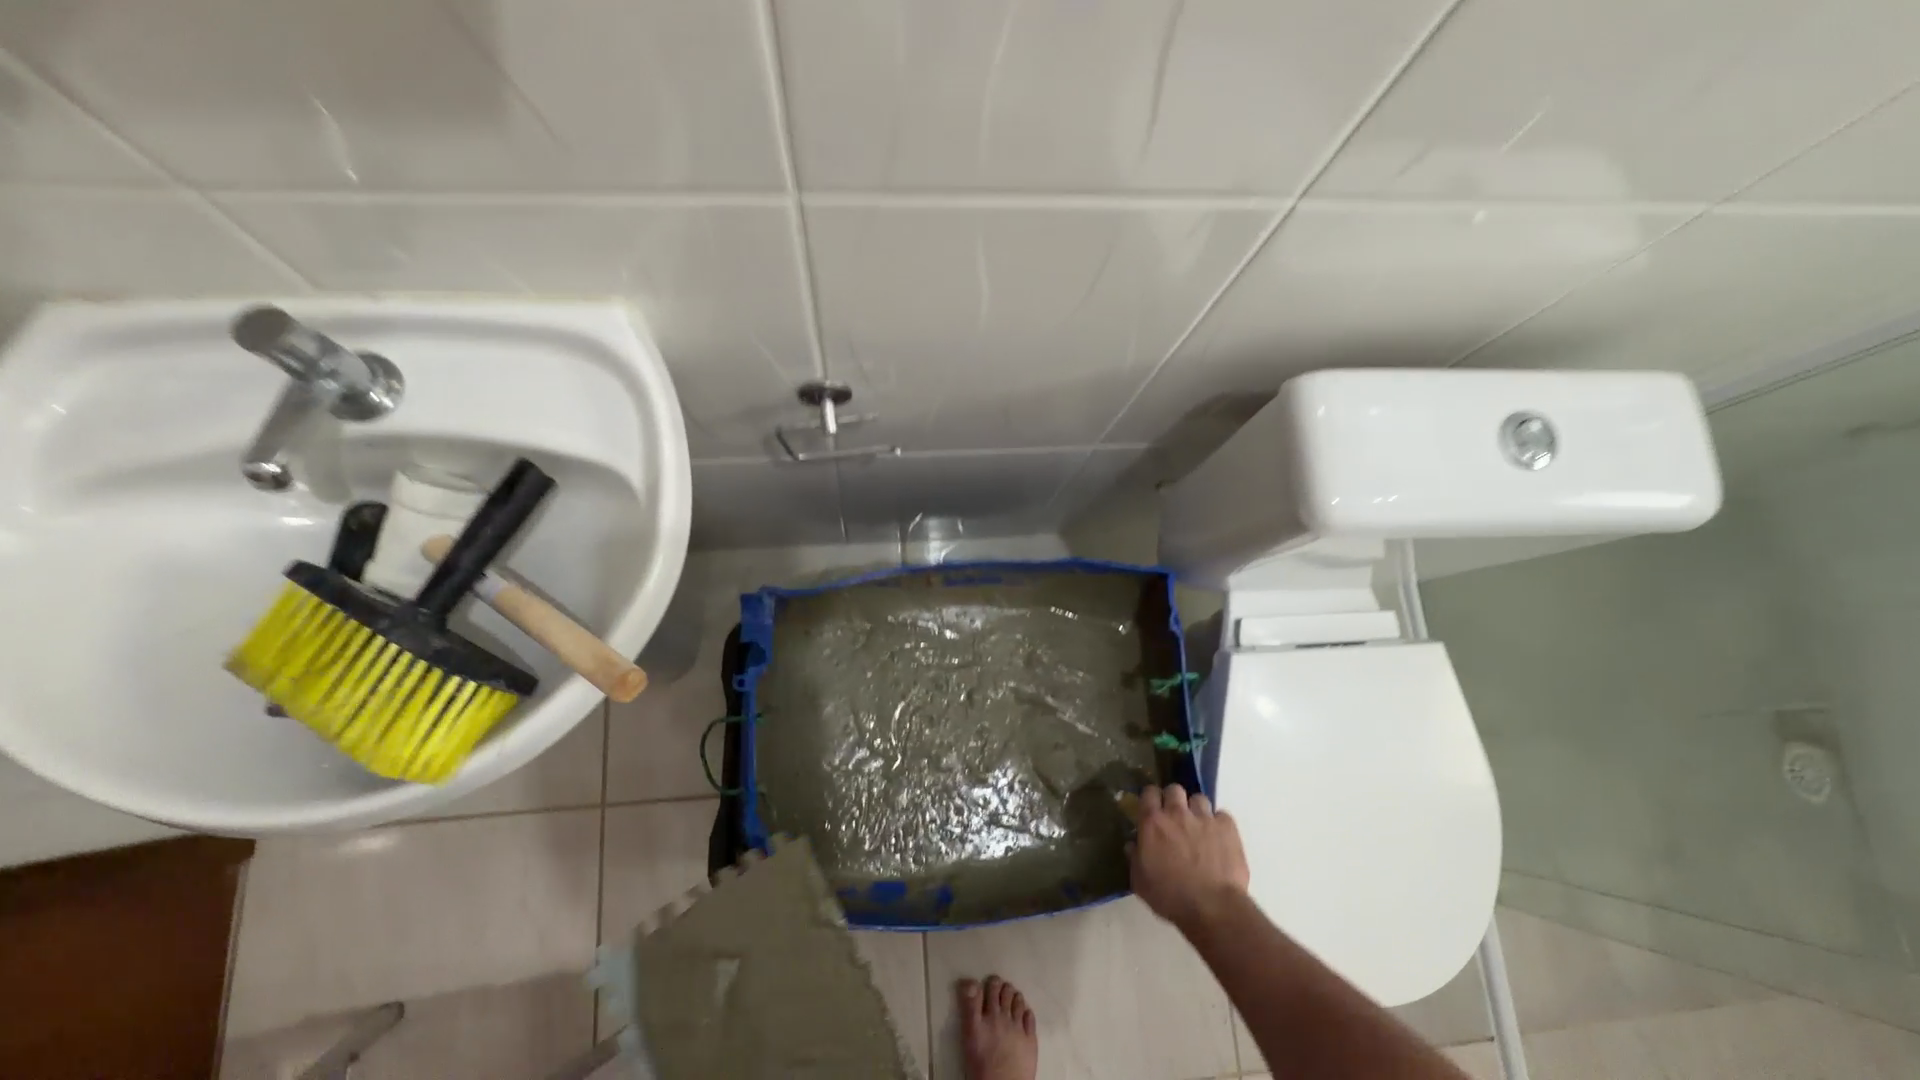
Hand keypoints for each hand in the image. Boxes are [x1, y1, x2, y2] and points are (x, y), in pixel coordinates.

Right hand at [1128, 784, 1250, 932]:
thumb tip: (1133, 845)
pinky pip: (1221, 815)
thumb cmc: (1170, 896)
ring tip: (1198, 828)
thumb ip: (1135, 858)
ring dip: (1196, 810)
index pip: (1149, 793)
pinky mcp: (1228, 827)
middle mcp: (1178, 813)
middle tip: (1175, 818)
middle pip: (1174, 789)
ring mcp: (1205, 818)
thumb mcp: (1140, 882)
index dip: (1150, 799)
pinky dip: (1218, 824)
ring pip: (1199, 799)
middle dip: (1173, 799)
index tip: (1152, 809)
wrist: (1212, 907)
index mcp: (1153, 823)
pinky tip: (1218, 839)